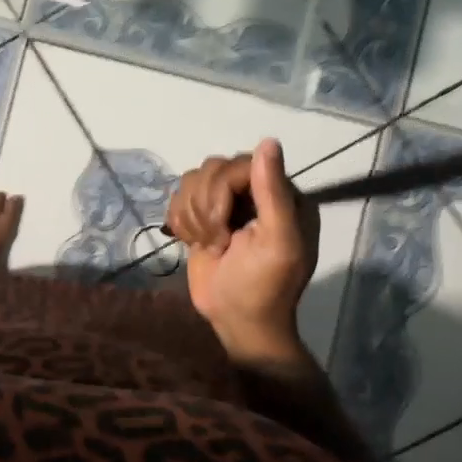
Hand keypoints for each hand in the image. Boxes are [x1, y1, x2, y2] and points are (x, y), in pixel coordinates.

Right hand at [165, 139, 317, 359]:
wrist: (235, 320)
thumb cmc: (263, 287)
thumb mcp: (278, 243)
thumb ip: (273, 193)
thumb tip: (268, 141)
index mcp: (283, 196)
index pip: (240, 164)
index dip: (222, 190)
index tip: (223, 224)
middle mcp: (256, 193)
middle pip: (212, 168)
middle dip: (206, 207)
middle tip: (216, 241)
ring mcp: (228, 203)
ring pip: (192, 180)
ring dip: (192, 216)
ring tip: (207, 244)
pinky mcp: (203, 215)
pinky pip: (179, 196)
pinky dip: (180, 220)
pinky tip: (193, 241)